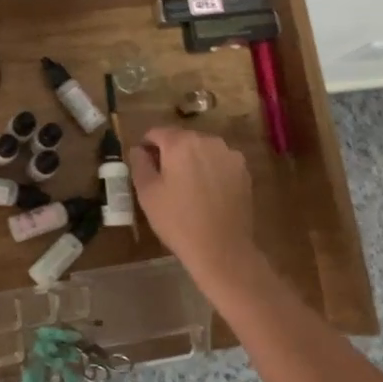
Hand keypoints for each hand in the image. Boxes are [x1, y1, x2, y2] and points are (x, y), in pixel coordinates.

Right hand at [129, 126, 258, 281]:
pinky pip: (220, 162)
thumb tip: (139, 149)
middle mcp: (208, 140)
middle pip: (182, 139)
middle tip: (164, 180)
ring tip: (188, 188)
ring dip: (192, 161)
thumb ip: (139, 163)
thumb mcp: (147, 193)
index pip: (156, 133)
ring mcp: (229, 154)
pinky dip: (211, 170)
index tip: (144, 166)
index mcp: (180, 143)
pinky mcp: (244, 170)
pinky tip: (208, 194)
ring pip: (202, 150)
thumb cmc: (177, 221)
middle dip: (171, 153)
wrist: (222, 248)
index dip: (146, 147)